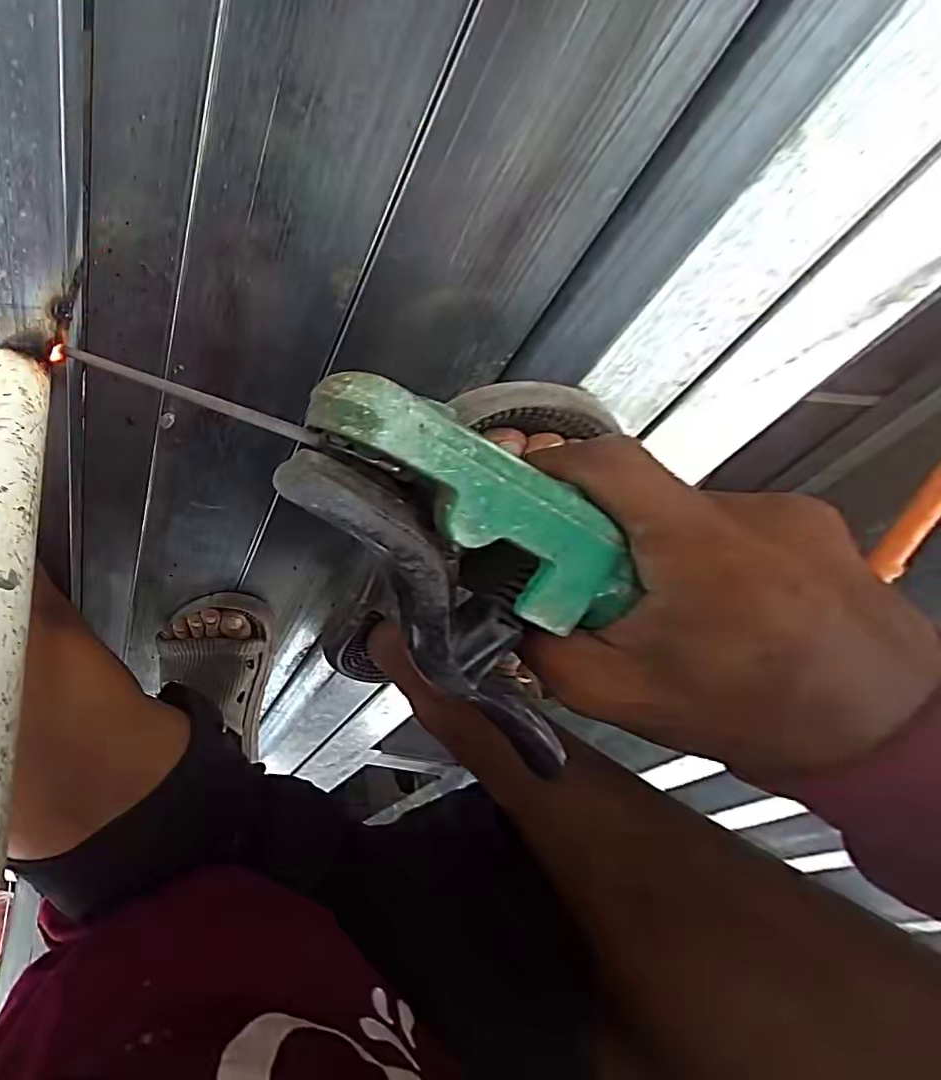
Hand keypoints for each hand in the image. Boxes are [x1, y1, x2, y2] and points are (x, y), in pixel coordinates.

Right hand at [517, 436, 940, 779]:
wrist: (890, 738)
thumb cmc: (757, 716)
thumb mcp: (606, 690)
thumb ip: (534, 639)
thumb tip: (494, 601)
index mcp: (705, 551)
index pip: (607, 463)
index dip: (544, 469)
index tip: (509, 498)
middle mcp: (754, 517)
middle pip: (627, 489)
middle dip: (578, 528)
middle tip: (567, 579)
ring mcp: (786, 516)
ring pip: (662, 506)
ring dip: (627, 542)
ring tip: (633, 599)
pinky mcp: (802, 525)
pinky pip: (703, 518)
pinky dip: (670, 548)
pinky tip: (681, 598)